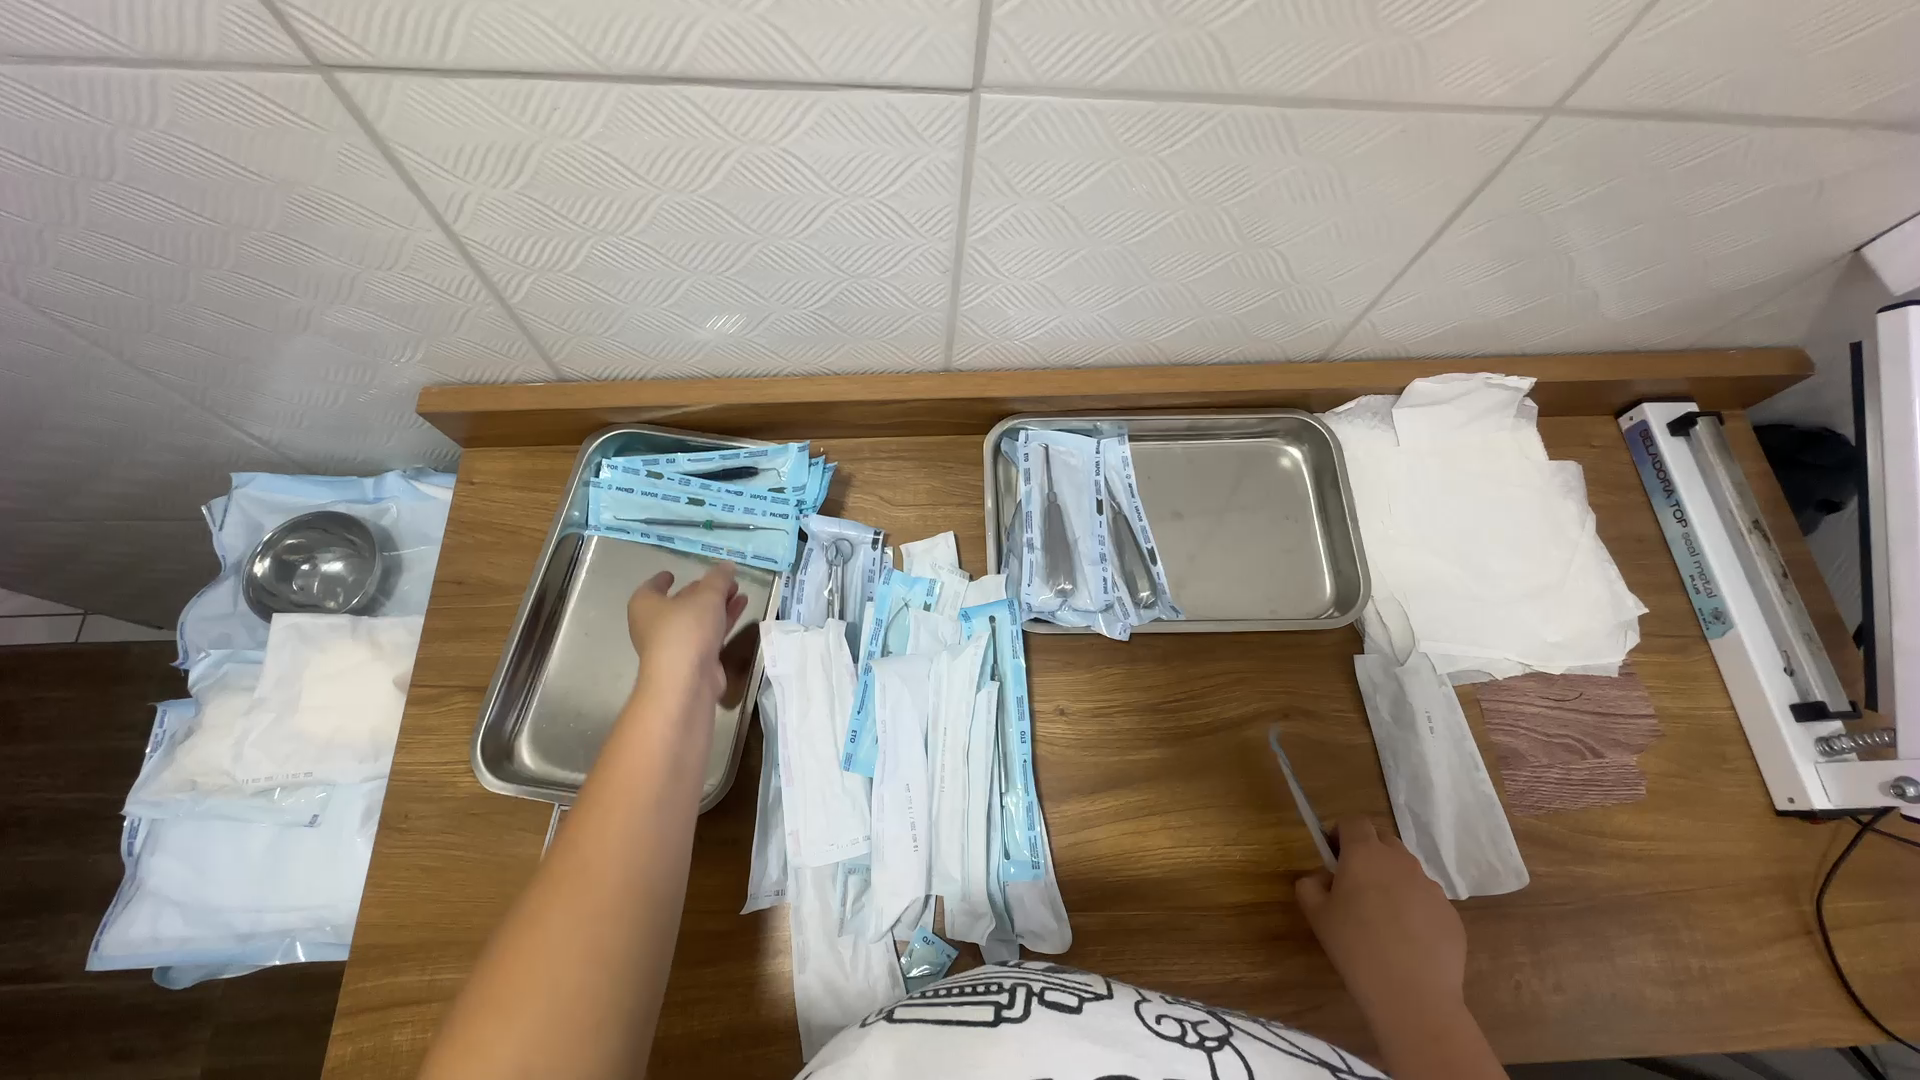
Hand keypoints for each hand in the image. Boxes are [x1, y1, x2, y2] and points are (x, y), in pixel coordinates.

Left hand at [626, 563, 749, 713]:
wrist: (686, 679)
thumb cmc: (686, 629)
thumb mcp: (707, 595)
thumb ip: (719, 578)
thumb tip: (727, 566)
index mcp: (645, 606)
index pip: (651, 588)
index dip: (662, 580)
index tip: (673, 574)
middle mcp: (655, 625)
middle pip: (679, 603)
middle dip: (700, 592)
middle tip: (722, 581)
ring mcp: (675, 645)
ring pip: (698, 619)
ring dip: (717, 605)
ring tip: (738, 591)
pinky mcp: (694, 660)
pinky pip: (709, 634)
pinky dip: (723, 620)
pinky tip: (741, 608)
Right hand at [1295, 817, 1465, 1024]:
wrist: (1412, 994)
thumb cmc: (1355, 946)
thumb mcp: (1315, 914)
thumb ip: (1310, 885)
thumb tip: (1323, 878)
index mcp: (1365, 854)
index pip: (1354, 822)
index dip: (1340, 833)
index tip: (1332, 855)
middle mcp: (1401, 862)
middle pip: (1383, 840)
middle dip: (1367, 852)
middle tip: (1354, 884)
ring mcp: (1431, 887)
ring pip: (1406, 871)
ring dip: (1391, 880)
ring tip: (1381, 918)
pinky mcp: (1450, 914)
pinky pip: (1426, 899)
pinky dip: (1413, 908)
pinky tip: (1405, 940)